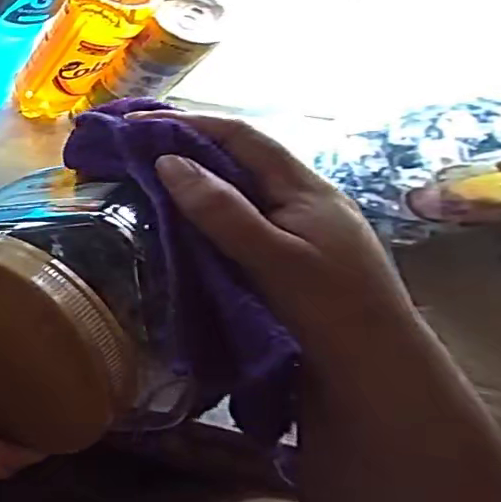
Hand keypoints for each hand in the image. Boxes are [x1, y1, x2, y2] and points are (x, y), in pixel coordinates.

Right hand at [129, 111, 422, 352]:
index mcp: (304, 190)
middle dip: (179, 143)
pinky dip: (191, 207)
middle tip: (125, 145)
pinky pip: (227, 217)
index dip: (187, 122)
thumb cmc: (331, 312)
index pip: (241, 136)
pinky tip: (167, 217)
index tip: (132, 122)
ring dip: (183, 176)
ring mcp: (287, 228)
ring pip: (229, 188)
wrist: (375, 379)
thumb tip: (167, 160)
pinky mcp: (275, 255)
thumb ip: (220, 209)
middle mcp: (296, 201)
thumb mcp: (273, 257)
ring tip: (135, 174)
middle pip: (233, 157)